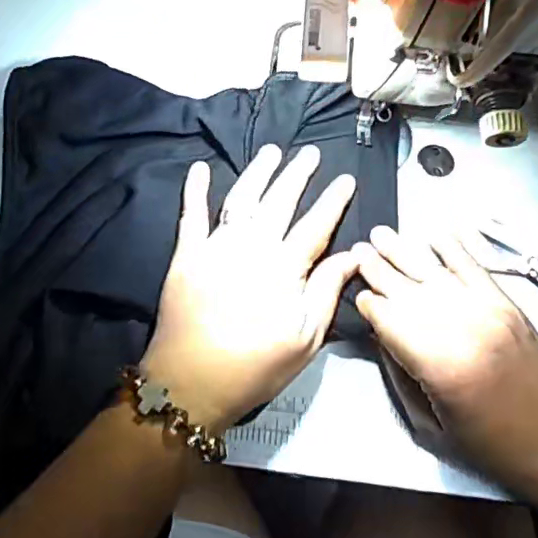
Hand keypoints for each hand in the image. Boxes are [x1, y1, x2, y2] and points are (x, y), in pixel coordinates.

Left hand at [138, 145, 357, 432]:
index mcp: (284, 267)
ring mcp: (216, 248)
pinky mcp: (186, 256)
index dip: (333, 200)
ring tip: (272, 151)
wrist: (189, 386)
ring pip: (242, 198)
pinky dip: (195, 191)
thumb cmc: (255, 366)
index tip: (345, 179)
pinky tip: (198, 169)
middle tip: (311, 153)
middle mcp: (252, 247)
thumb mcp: (306, 338)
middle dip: (298, 174)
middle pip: (280, 202)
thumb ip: (326, 290)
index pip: (315, 224)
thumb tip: (351, 255)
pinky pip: (191, 216)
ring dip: (258, 172)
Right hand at [352, 226, 537, 502]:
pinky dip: (456, 248)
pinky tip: (438, 234)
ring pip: (437, 273)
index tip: (357, 294)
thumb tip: (384, 340)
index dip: (371, 306)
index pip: (392, 321)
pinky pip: (475, 268)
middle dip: (381, 270)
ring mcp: (488, 310)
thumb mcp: (432, 428)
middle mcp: (462, 328)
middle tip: (359, 251)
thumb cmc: (492, 446)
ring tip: (383, 234)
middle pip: (410, 290)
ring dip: (407, 252)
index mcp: (440, 364)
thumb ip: (404, 379)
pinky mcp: (507, 304)